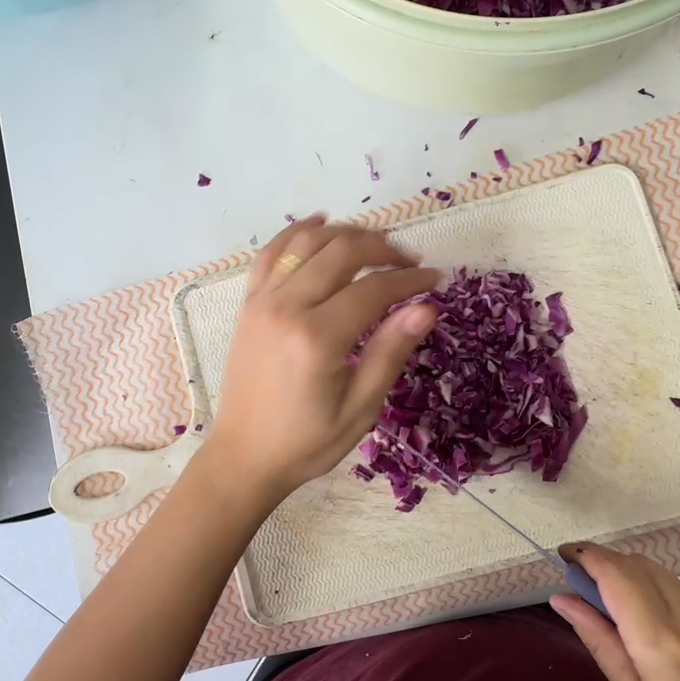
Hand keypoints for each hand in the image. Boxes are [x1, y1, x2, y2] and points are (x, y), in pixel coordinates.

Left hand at [200, 216, 438, 507]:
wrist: (243, 457)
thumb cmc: (306, 442)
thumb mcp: (360, 408)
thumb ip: (390, 352)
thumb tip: (426, 308)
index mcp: (317, 339)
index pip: (374, 289)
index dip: (409, 280)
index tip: (435, 280)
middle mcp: (286, 308)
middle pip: (341, 252)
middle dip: (382, 248)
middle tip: (409, 262)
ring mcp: (262, 302)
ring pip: (306, 243)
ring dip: (345, 234)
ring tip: (375, 246)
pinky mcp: (248, 305)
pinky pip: (270, 253)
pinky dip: (297, 232)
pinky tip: (320, 223)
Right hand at [551, 545, 679, 680]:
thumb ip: (604, 648)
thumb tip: (563, 599)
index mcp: (663, 643)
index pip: (616, 573)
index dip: (587, 555)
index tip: (566, 555)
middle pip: (645, 567)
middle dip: (614, 568)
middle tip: (595, 593)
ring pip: (678, 589)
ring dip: (653, 598)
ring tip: (659, 650)